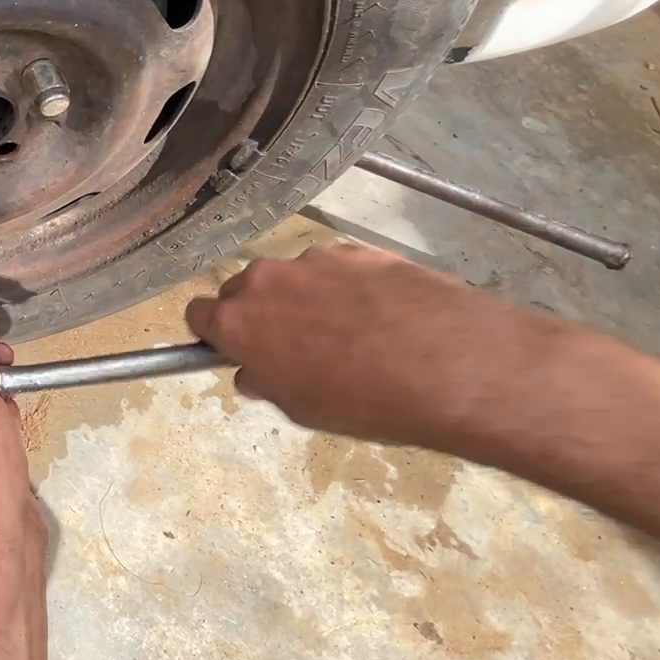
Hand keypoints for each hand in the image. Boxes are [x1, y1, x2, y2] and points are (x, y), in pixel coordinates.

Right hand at [184, 243, 559, 447]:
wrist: (462, 369)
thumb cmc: (368, 402)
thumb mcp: (302, 409)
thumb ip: (266, 382)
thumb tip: (256, 372)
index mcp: (235, 321)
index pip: (197, 315)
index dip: (216, 333)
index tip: (240, 349)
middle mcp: (261, 282)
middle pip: (242, 291)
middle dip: (260, 313)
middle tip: (300, 345)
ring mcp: (310, 261)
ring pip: (291, 278)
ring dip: (305, 297)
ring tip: (354, 330)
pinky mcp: (357, 250)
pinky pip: (336, 267)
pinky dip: (349, 286)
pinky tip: (385, 314)